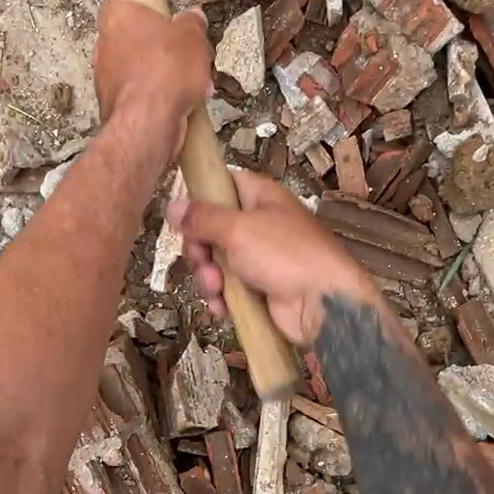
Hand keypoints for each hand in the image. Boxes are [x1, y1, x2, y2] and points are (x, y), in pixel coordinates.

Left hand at [93, 0, 210, 141]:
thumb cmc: (167, 68)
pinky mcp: (109, 110)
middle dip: (155, 53)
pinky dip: (151, 104)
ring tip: (185, 90)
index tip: (168, 30)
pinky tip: (174, 110)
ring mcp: (102, 81)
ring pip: (135, 75)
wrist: (149, 121)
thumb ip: (192, 23)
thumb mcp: (193, 36)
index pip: (127, 9)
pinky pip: (135, 100)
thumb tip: (194, 18)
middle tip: (181, 62)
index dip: (149, 19)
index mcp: (115, 17)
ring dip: (156, 81)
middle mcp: (102, 47)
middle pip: (132, 44)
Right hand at [167, 170, 380, 344]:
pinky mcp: (259, 288)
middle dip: (200, 251)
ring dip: (209, 278)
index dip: (202, 200)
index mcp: (260, 197)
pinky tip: (223, 308)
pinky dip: (222, 298)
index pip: (224, 185)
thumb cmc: (284, 255)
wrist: (321, 303)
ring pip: (216, 263)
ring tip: (217, 290)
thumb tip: (172, 205)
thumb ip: (202, 218)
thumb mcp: (238, 230)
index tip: (187, 219)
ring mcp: (259, 258)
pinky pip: (228, 288)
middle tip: (203, 262)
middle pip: (212, 229)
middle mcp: (259, 224)